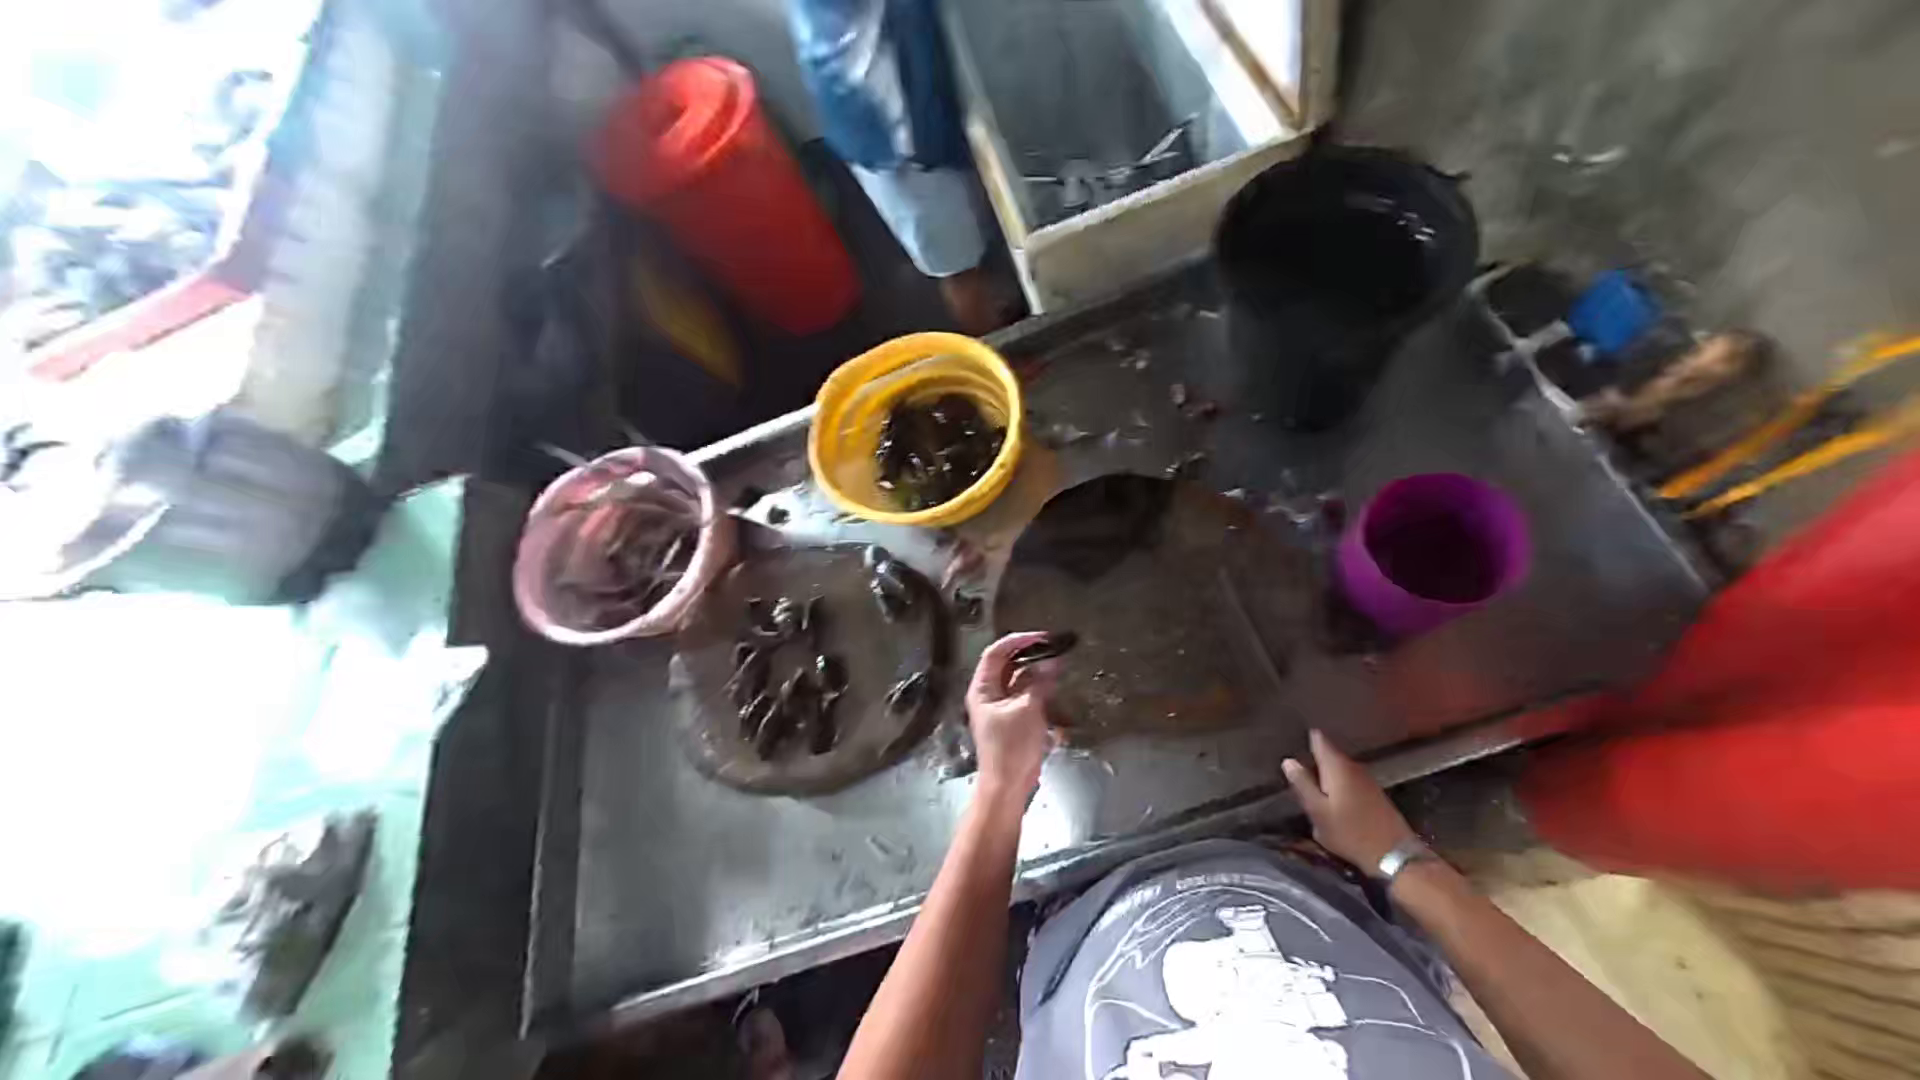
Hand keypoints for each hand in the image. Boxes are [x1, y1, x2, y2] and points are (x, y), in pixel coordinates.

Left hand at [966, 632, 1060, 806]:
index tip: (1042, 637)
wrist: (1007, 787)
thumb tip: (1052, 663)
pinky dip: (1040, 692)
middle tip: (1054, 649)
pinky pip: (1026, 698)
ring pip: (1019, 682)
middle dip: (1030, 656)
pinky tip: (1055, 690)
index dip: (1018, 641)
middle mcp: (989, 695)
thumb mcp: (1028, 709)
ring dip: (1038, 674)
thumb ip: (1039, 683)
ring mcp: (1001, 709)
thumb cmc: (1011, 747)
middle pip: (1008, 666)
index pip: (996, 653)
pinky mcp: (1014, 722)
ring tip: (1059, 666)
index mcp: (982, 688)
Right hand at [1282, 729, 1418, 873]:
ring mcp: (1367, 780)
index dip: (1305, 736)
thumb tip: (1288, 761)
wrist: (1396, 856)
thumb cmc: (1350, 833)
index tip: (1290, 737)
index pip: (1319, 740)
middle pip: (1329, 753)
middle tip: (1293, 763)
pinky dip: (1337, 781)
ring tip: (1308, 778)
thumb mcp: (1318, 811)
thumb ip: (1302, 784)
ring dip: (1325, 770)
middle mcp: (1353, 767)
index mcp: (1337, 767)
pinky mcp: (1374, 794)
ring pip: (1339, 767)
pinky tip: (1329, 794)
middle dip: (1312, 755)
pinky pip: (1349, 778)